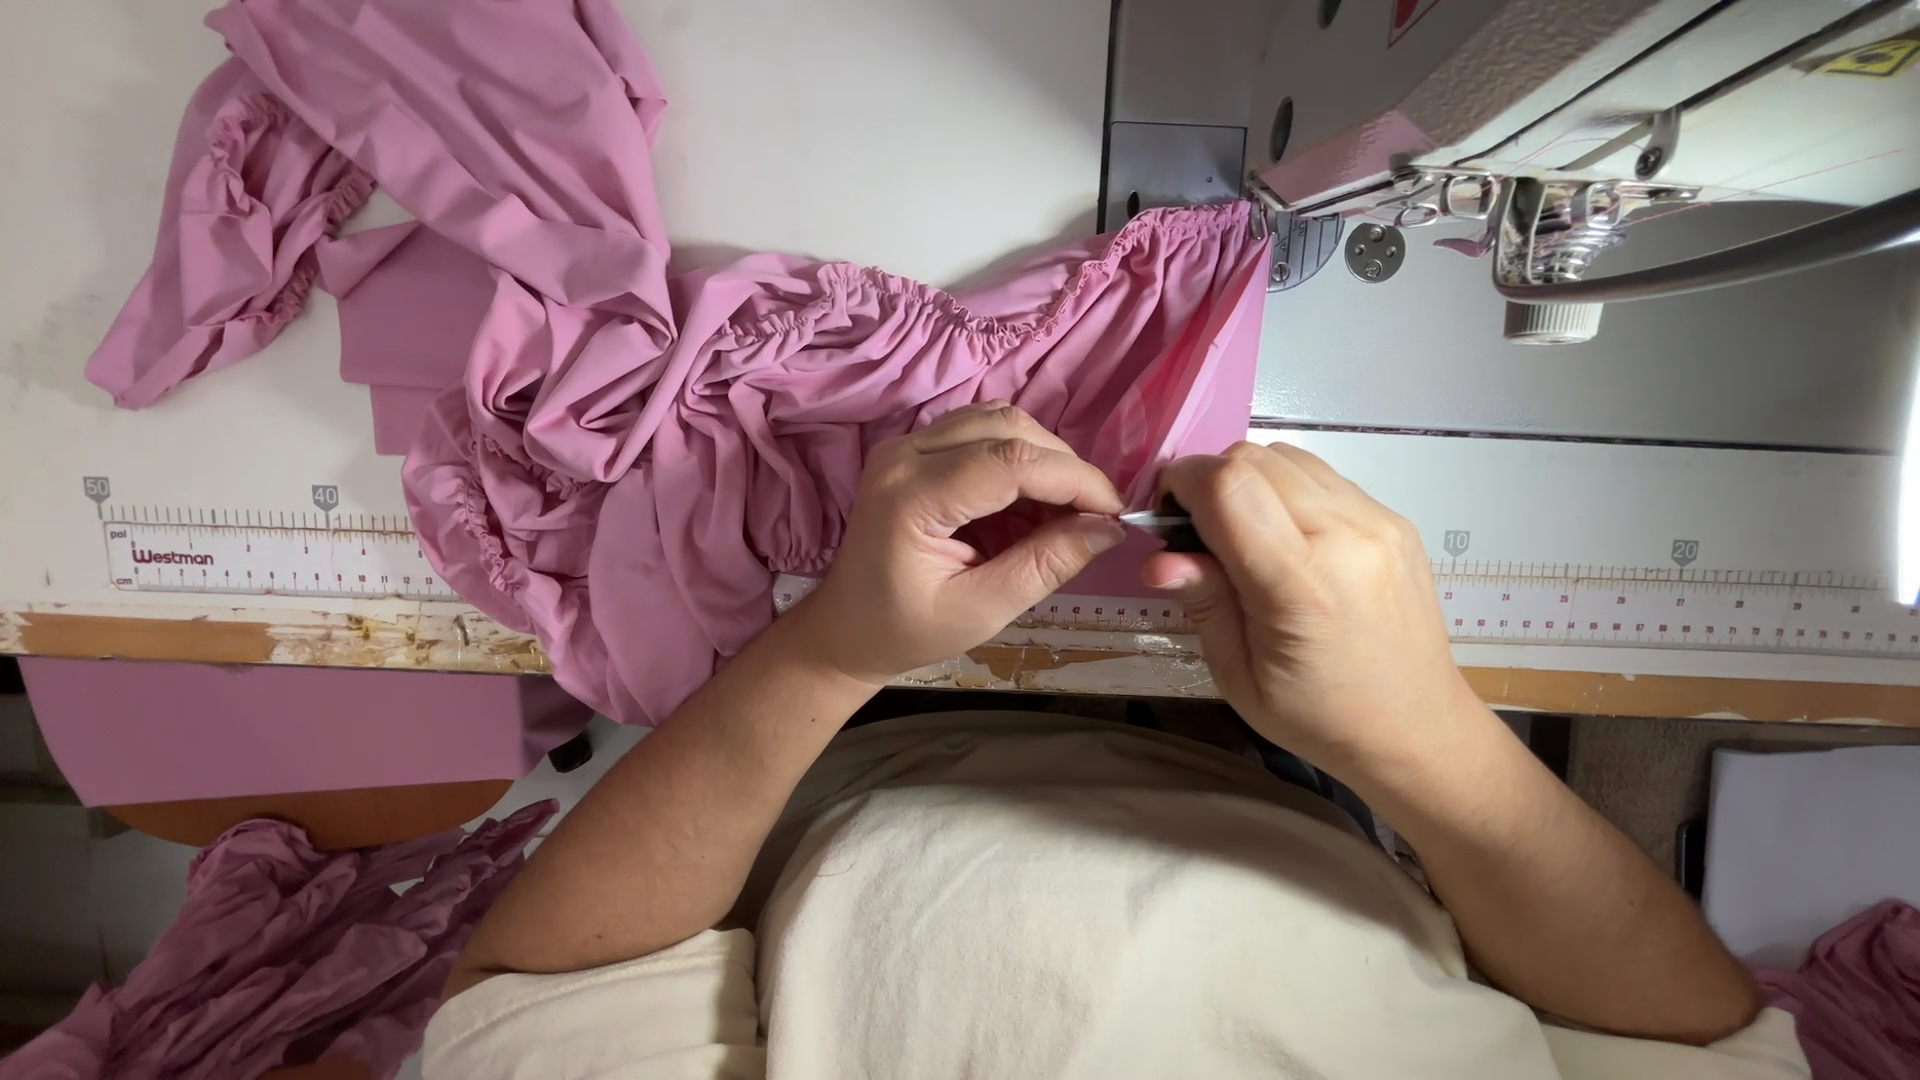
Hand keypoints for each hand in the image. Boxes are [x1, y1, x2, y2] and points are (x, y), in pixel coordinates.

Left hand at [791, 403, 1127, 686]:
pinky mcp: (914, 449)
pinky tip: (1031, 501)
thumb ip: (1044, 565)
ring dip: (1043, 457)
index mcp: (911, 497)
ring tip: (1064, 510)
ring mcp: (905, 445)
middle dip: (1063, 466)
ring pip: (997, 419)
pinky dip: (1019, 457)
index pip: (1009, 461)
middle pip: (1006, 426)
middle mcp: (903, 454)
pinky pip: (981, 431)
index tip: (1114, 512)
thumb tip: (1107, 528)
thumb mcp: (980, 611)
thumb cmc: (905, 630)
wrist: (845, 628)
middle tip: (1093, 516)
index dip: (1073, 479)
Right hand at [1138, 441, 1481, 774]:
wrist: (1416, 726)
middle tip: (1198, 533)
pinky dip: (1282, 489)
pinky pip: (1318, 474)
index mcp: (1302, 585)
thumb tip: (1157, 558)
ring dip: (1246, 480)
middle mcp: (1346, 536)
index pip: (1230, 486)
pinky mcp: (1393, 518)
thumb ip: (1203, 602)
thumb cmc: (1316, 715)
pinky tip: (1282, 536)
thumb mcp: (1238, 675)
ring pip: (1285, 456)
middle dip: (1209, 482)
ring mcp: (1378, 521)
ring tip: (1240, 534)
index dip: (1184, 485)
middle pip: (1253, 459)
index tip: (1168, 517)